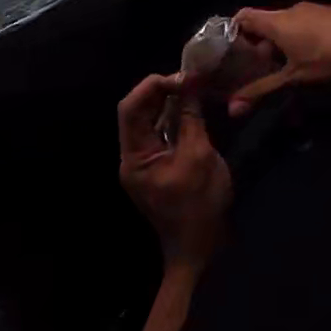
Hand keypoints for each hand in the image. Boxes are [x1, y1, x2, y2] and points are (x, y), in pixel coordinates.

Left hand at [118, 73, 231, 266]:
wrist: (199, 252)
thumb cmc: (199, 206)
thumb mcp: (199, 155)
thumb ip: (191, 117)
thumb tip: (191, 83)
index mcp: (134, 156)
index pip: (130, 108)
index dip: (153, 86)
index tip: (183, 78)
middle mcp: (132, 157)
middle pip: (137, 111)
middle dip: (161, 91)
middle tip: (190, 80)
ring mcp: (143, 163)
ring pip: (148, 120)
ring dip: (168, 103)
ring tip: (194, 90)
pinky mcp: (156, 166)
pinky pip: (159, 133)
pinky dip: (173, 118)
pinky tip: (192, 109)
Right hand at [226, 3, 330, 116]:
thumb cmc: (330, 57)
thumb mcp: (295, 78)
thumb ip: (262, 90)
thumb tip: (231, 109)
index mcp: (276, 20)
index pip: (241, 16)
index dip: (231, 32)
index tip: (227, 55)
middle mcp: (289, 10)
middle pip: (262, 22)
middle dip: (255, 46)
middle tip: (252, 71)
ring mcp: (310, 10)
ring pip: (282, 25)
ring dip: (276, 45)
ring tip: (278, 70)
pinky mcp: (326, 15)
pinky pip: (300, 25)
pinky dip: (294, 41)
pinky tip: (305, 61)